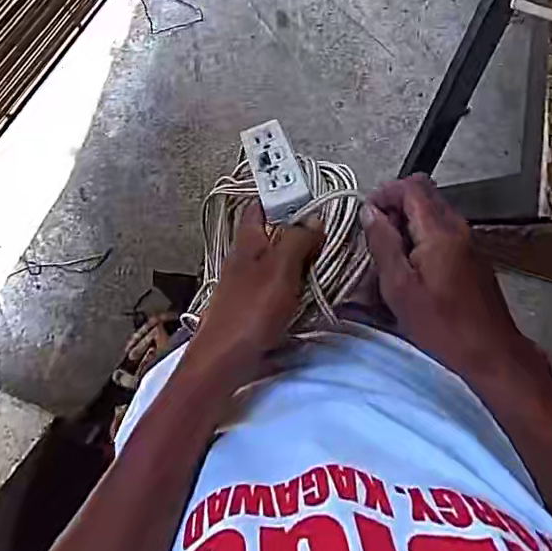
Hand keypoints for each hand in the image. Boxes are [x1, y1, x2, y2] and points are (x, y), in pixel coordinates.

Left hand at [184, 199, 321, 388]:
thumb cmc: (251, 309)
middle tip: (327, 229)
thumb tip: (312, 216)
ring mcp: (245, 281)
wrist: (224, 357)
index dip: (278, 196)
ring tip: (325, 257)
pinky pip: (275, 282)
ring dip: (296, 255)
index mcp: (247, 241)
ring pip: (273, 257)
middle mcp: (243, 256)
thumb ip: (295, 241)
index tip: (306, 193)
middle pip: (269, 232)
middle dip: (294, 227)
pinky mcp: (250, 304)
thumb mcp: (280, 269)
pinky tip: (308, 290)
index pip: (260, 206)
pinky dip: (293, 280)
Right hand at [364, 174, 543, 385]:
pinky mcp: (472, 258)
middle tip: (378, 234)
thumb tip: (370, 213)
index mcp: (440, 232)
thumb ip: (382, 242)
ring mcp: (469, 243)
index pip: (410, 186)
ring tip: (391, 253)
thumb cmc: (444, 327)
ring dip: (406, 222)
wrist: (495, 360)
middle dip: (394, 205)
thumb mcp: (399, 286)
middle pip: (423, 193)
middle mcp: (459, 229)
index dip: (384, 194)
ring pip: (431, 210)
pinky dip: (421, 236)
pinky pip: (441, 230)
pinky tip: (412, 266)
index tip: (369, 217)